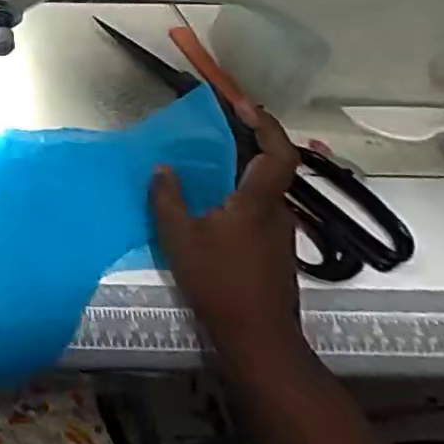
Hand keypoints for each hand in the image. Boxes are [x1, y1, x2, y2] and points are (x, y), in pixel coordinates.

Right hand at [151, 103, 305, 366]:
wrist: (258, 339)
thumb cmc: (218, 282)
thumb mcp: (179, 236)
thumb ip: (167, 197)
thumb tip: (163, 167)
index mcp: (257, 202)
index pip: (277, 153)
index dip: (265, 124)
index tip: (242, 105)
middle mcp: (276, 212)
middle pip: (273, 167)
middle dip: (250, 140)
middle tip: (220, 124)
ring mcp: (280, 234)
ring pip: (265, 189)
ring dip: (243, 168)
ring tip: (210, 158)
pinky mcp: (275, 252)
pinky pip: (259, 208)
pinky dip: (241, 192)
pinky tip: (214, 202)